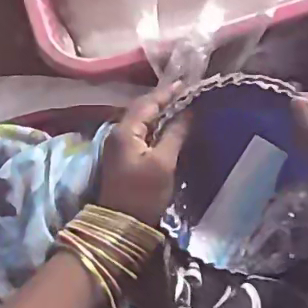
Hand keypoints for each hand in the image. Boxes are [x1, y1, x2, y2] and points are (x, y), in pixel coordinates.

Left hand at [96, 84, 191, 223]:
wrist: (121, 224)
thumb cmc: (143, 194)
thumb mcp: (163, 163)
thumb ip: (175, 134)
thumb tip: (188, 112)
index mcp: (126, 130)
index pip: (148, 103)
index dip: (168, 92)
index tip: (188, 83)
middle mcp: (118, 133)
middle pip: (143, 109)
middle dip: (164, 100)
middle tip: (187, 93)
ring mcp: (119, 145)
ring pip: (142, 121)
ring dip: (161, 113)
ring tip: (183, 106)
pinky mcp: (124, 157)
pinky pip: (142, 133)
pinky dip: (156, 126)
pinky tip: (170, 127)